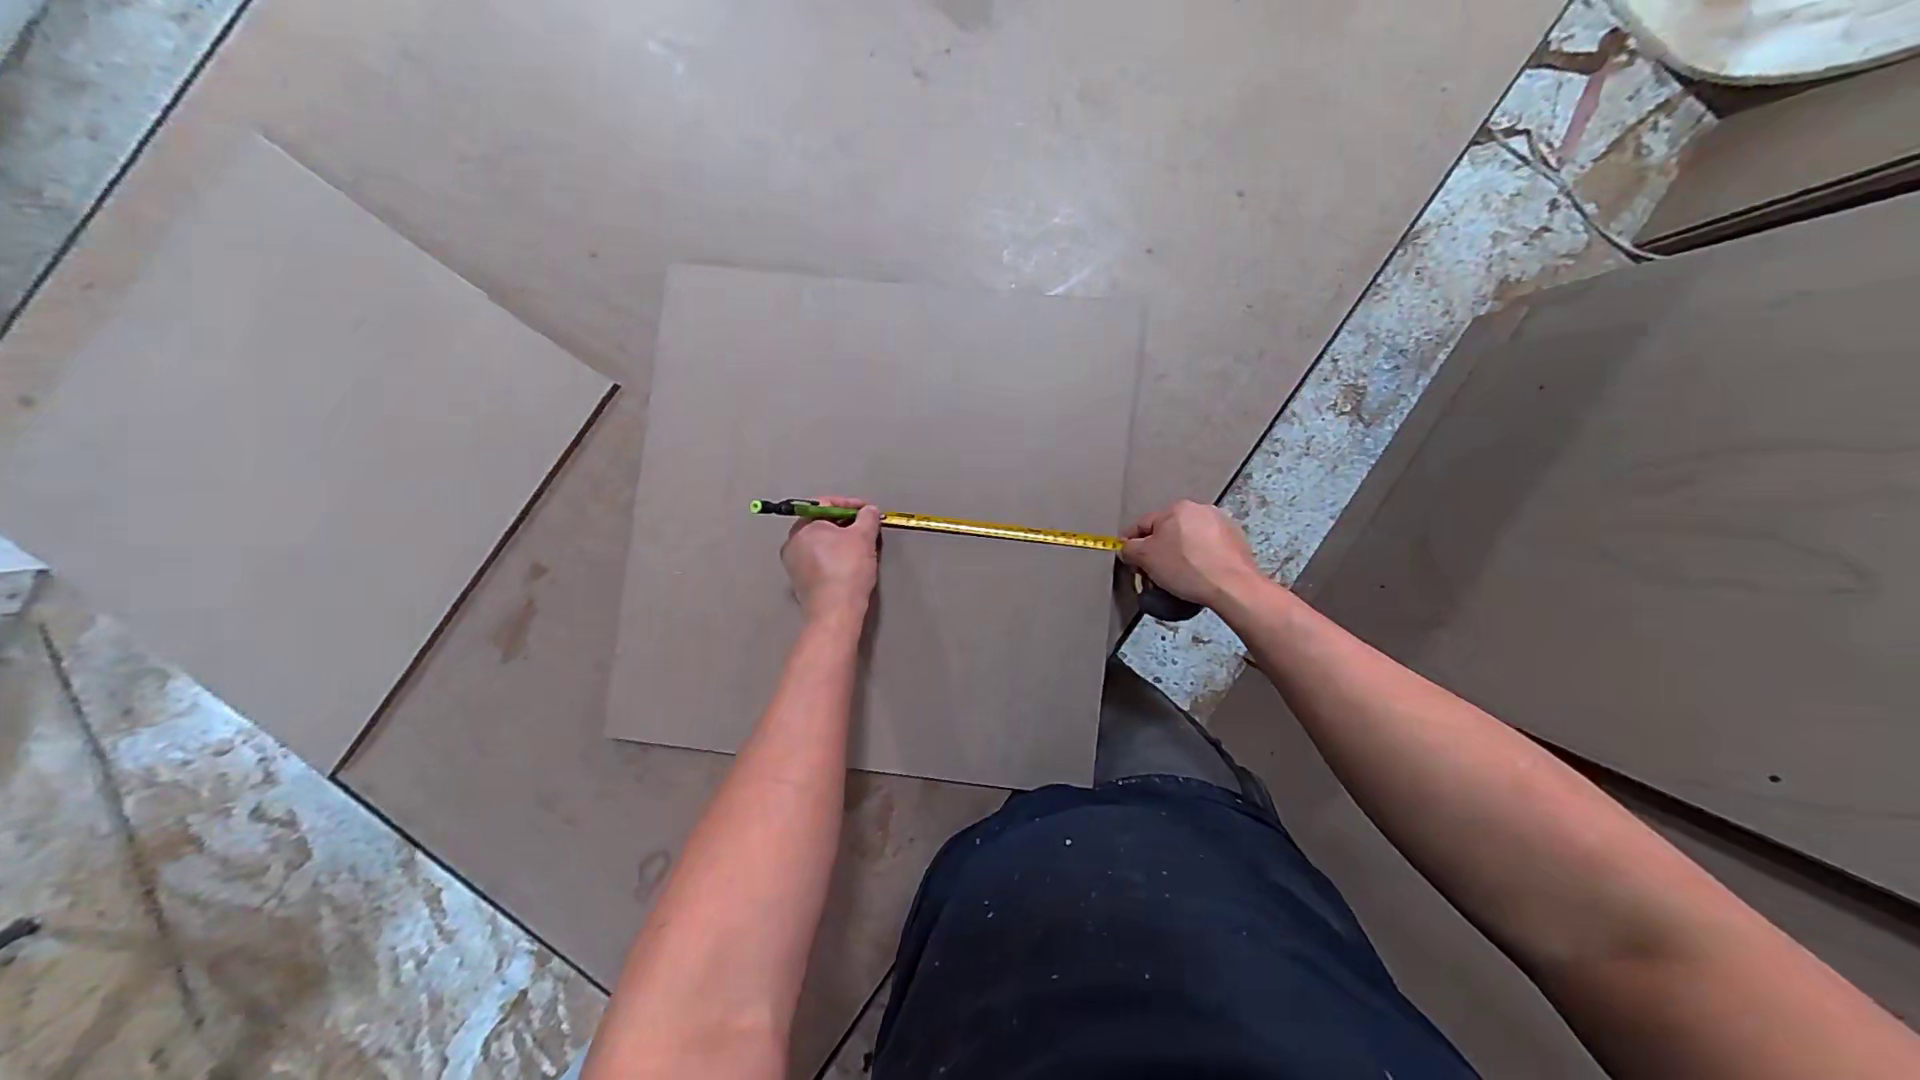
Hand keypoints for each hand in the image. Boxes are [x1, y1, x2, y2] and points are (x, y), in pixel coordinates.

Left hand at [781, 496, 880, 617]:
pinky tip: (851, 564)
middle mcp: (792, 542)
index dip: (850, 504)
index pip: (826, 504)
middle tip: (866, 528)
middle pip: (822, 524)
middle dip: (846, 524)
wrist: (835, 611)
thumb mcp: (864, 537)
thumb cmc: (847, 568)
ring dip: (841, 541)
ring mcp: (793, 564)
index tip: (868, 510)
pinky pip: (819, 560)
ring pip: (821, 543)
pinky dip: (834, 557)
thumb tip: (868, 510)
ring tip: (861, 547)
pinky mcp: (800, 582)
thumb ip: (867, 518)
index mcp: (802, 526)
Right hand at [1119, 500, 1262, 610]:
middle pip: (1166, 531)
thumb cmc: (1186, 568)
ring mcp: (1221, 523)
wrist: (1233, 585)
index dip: (1131, 545)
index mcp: (1176, 508)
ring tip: (1177, 577)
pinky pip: (1207, 548)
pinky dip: (1199, 558)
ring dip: (1178, 555)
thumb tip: (1127, 548)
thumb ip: (1128, 549)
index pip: (1142, 525)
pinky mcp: (1236, 539)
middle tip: (1153, 574)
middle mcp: (1199, 509)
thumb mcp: (1145, 558)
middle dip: (1157, 552)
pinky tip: (1199, 575)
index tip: (1130, 564)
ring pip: (1188, 539)